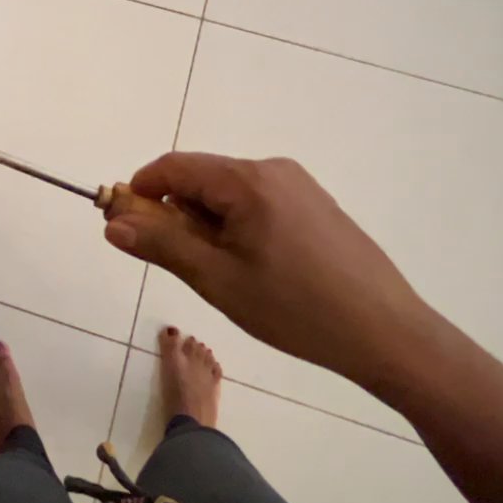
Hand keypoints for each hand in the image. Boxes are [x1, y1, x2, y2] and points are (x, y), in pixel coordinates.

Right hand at [103, 152, 440, 388]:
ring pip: (227, 191)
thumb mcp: (217, 280)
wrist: (389, 335)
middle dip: (175, 211)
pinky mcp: (316, 204)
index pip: (172, 167)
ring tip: (221, 271)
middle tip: (179, 261)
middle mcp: (272, 169)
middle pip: (200, 177)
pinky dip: (236, 223)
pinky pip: (256, 200)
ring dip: (206, 220)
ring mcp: (299, 184)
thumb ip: (161, 246)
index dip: (140, 191)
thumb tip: (113, 224)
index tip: (126, 226)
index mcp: (246, 180)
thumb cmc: (295, 308)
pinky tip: (254, 266)